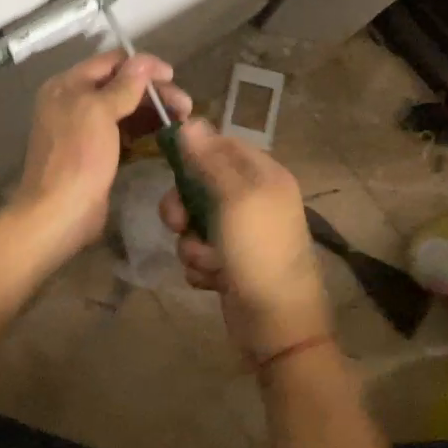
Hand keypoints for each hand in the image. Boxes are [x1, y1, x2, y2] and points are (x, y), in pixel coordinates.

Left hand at [9, 50, 191, 267]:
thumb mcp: (98, 112)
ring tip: (183, 118)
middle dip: (153, 91)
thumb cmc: (77, 156)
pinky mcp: (97, 152)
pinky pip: (124, 132)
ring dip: (153, 110)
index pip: (109, 62)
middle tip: (185, 105)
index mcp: (67, 86)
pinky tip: (167, 133)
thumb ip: (122, 86)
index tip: (172, 76)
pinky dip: (144, 129)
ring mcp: (85, 129)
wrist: (60, 211)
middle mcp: (73, 102)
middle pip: (120, 86)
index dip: (142, 65)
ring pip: (125, 109)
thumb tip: (143, 62)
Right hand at [160, 121, 330, 360]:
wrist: (277, 325)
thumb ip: (209, 160)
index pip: (222, 144)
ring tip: (208, 262)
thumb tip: (188, 122)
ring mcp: (242, 233)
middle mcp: (254, 200)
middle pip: (200, 183)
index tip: (170, 164)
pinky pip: (198, 250)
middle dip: (183, 206)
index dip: (195, 152)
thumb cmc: (259, 253)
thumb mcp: (234, 199)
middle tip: (178, 222)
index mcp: (264, 176)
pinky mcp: (230, 262)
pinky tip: (213, 280)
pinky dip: (200, 265)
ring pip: (194, 221)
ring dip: (191, 243)